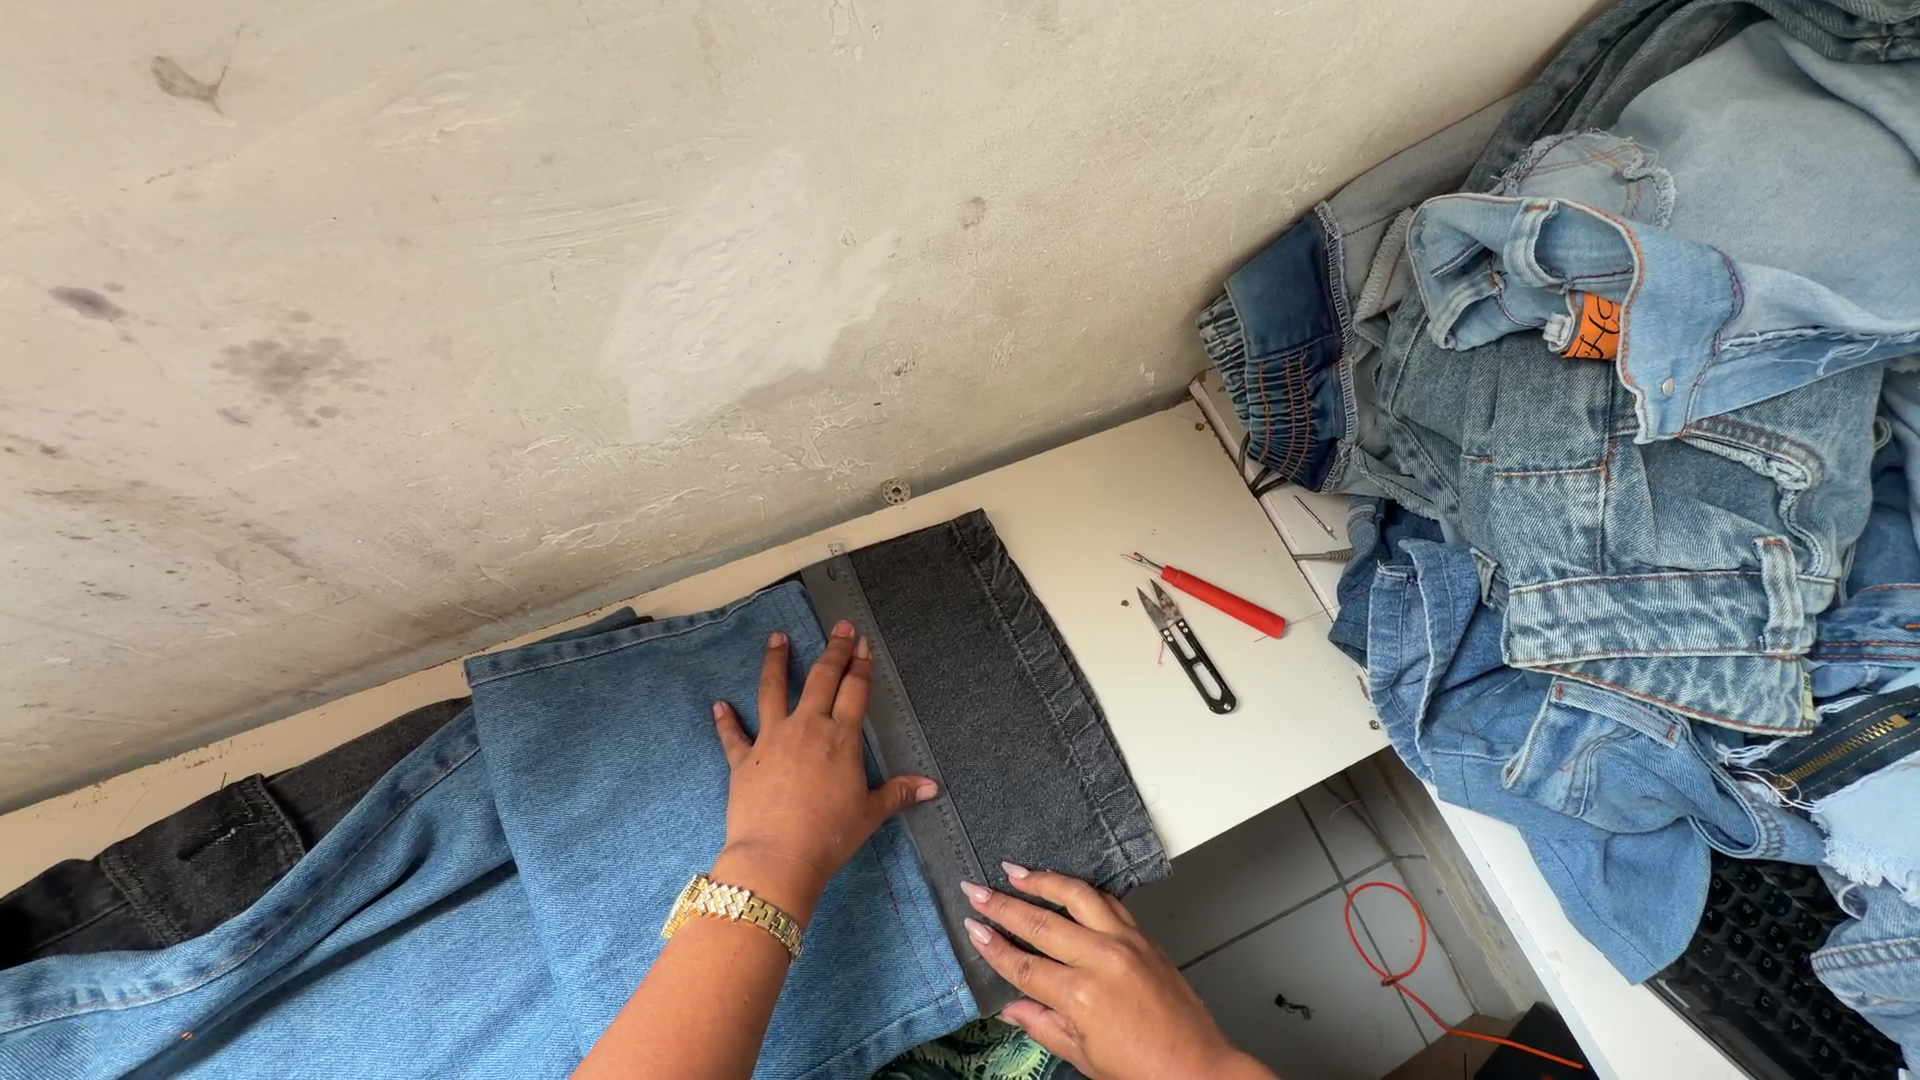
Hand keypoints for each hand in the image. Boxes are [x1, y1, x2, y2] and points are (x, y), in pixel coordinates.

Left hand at [711, 621, 936, 925]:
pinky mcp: (743, 759)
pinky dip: (725, 719)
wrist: (777, 858)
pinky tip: (719, 704)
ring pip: (773, 689)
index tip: (862, 642)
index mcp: (841, 737)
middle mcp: (807, 727)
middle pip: (821, 678)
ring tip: (777, 638)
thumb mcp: (870, 814)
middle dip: (833, 650)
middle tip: (840, 627)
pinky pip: (733, 735)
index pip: (855, 689)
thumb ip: (898, 793)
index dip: (861, 664)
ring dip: (776, 661)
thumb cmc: (830, 836)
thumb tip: (933, 786)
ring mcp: (772, 739)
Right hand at [960, 866, 1276, 1079]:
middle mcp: (1101, 959)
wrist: (1200, 1069)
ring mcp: (1124, 940)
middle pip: (1041, 923)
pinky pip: (1105, 899)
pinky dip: (1080, 888)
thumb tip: (1009, 1006)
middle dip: (1002, 905)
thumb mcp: (1085, 1059)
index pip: (1025, 966)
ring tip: (1014, 870)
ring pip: (1074, 894)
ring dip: (1041, 879)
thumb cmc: (1144, 1073)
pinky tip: (1062, 882)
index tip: (973, 928)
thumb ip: (1043, 1024)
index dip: (995, 946)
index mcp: (1082, 996)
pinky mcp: (1142, 934)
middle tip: (975, 888)